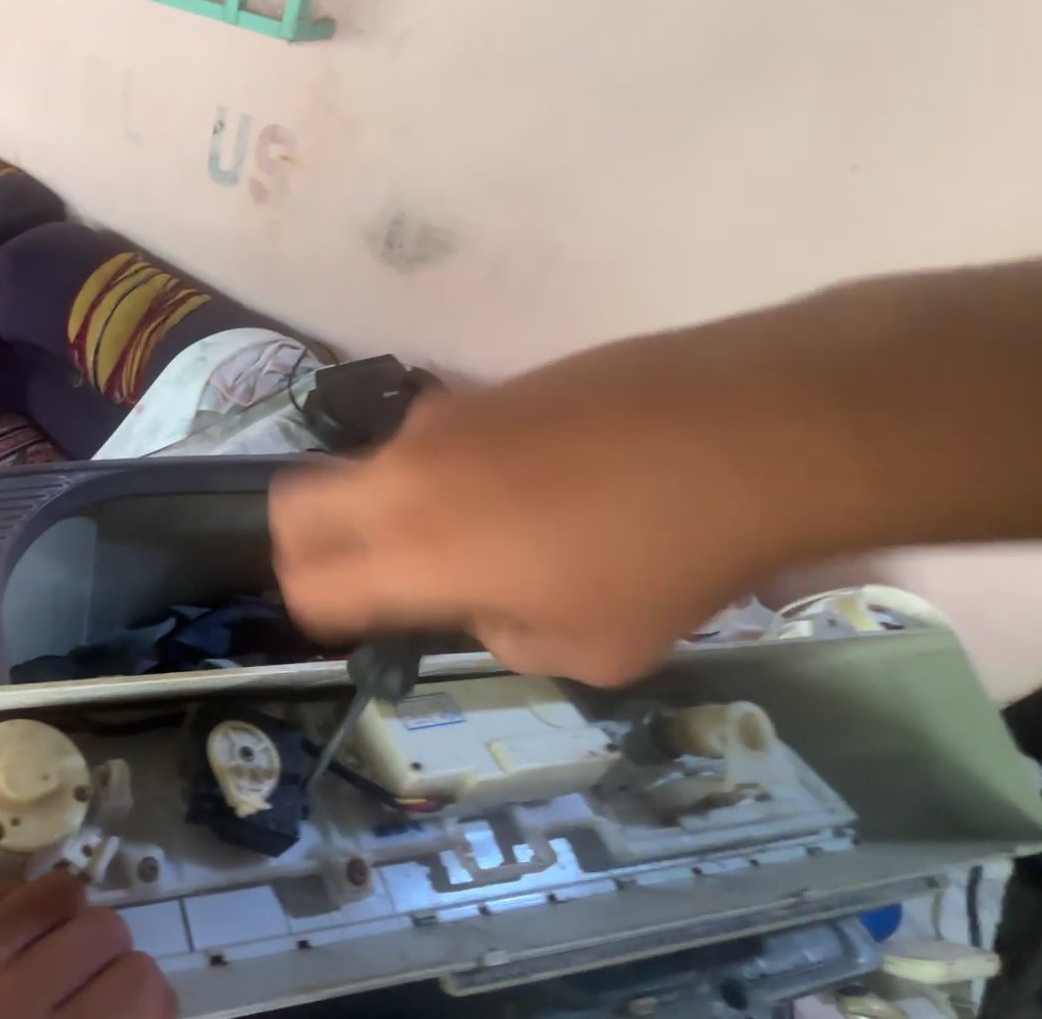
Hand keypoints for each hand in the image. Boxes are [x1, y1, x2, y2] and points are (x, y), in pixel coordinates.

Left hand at [0, 871, 176, 1018]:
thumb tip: (153, 998)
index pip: (141, 984)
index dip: (150, 1000)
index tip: (137, 1011)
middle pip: (107, 930)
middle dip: (111, 961)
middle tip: (91, 988)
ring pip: (62, 891)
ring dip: (70, 926)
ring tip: (54, 956)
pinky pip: (8, 889)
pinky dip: (20, 919)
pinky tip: (7, 953)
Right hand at [271, 336, 797, 686]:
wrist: (747, 429)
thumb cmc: (665, 559)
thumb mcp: (590, 649)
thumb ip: (502, 636)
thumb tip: (486, 602)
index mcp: (414, 556)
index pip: (310, 584)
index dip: (314, 607)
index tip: (345, 615)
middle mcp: (400, 481)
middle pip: (294, 505)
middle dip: (304, 542)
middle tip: (351, 565)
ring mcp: (434, 426)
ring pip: (365, 470)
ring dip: (385, 504)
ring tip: (474, 524)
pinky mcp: (476, 391)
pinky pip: (430, 443)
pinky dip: (445, 471)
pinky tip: (527, 481)